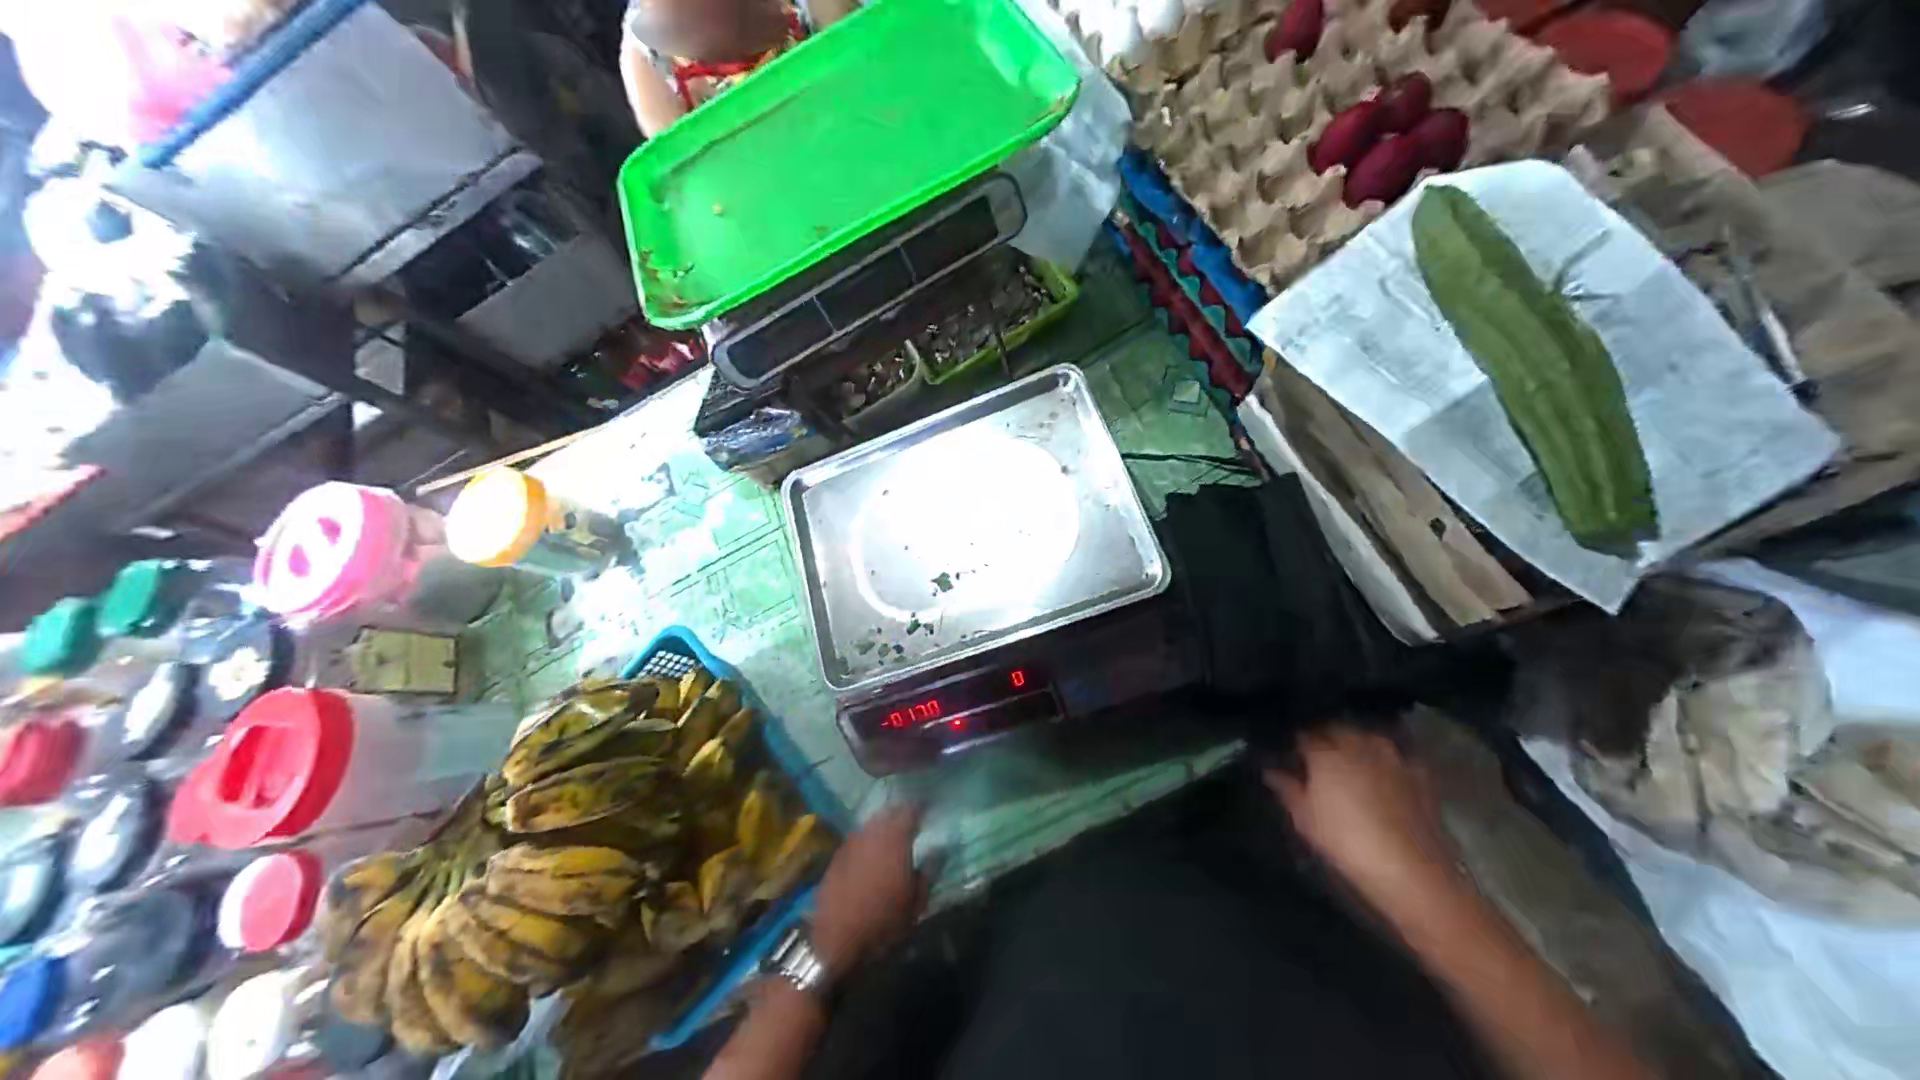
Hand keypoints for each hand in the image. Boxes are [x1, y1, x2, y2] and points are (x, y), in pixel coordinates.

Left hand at [810, 804, 926, 975]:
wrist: (834, 941)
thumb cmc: (883, 924)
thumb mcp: (916, 905)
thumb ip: (929, 873)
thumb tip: (939, 851)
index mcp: (896, 839)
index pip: (911, 810)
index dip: (921, 808)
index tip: (930, 810)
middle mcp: (872, 833)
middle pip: (889, 813)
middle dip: (901, 815)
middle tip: (913, 823)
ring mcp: (851, 842)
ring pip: (872, 824)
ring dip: (883, 827)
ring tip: (893, 838)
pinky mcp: (837, 855)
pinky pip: (858, 838)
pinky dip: (868, 840)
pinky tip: (872, 854)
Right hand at [1263, 727, 1458, 902]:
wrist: (1411, 869)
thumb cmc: (1347, 842)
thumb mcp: (1305, 820)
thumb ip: (1287, 789)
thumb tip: (1272, 771)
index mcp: (1325, 752)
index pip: (1303, 735)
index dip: (1296, 743)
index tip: (1292, 755)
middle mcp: (1358, 744)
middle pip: (1336, 729)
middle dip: (1325, 737)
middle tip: (1319, 758)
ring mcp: (1392, 756)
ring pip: (1368, 738)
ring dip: (1357, 744)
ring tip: (1351, 762)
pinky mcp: (1420, 773)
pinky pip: (1397, 757)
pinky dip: (1387, 761)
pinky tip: (1386, 776)